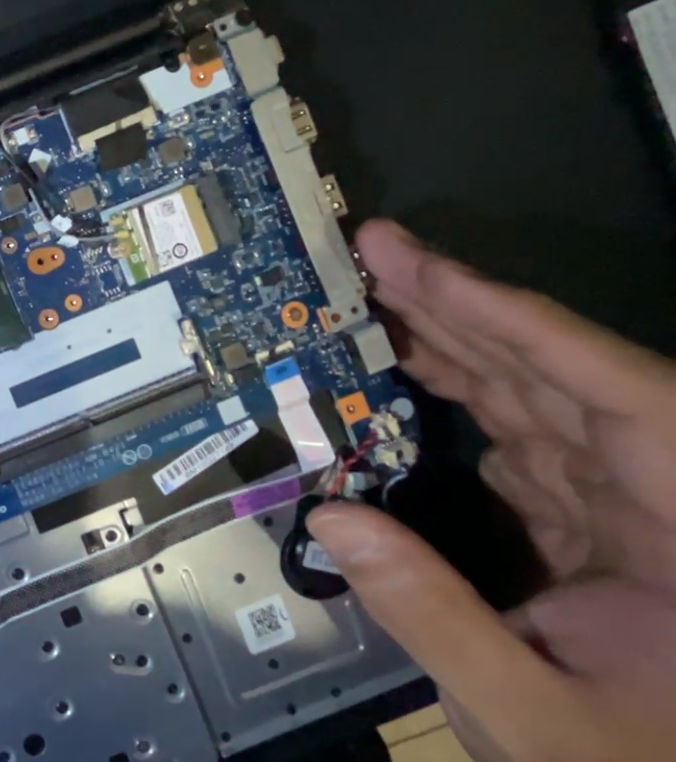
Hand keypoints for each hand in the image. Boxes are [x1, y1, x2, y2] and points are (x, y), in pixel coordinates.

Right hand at [305, 220, 675, 760]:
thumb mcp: (539, 721)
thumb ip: (437, 618)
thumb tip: (328, 519)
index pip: (610, 394)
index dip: (509, 318)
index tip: (417, 263)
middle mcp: (671, 509)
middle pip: (561, 382)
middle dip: (460, 311)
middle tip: (371, 255)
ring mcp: (637, 524)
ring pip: (539, 408)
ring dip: (454, 350)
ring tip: (372, 303)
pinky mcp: (604, 542)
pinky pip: (525, 453)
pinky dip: (459, 411)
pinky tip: (402, 385)